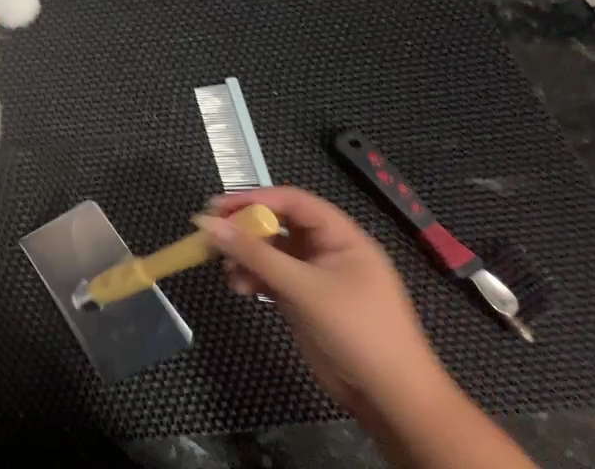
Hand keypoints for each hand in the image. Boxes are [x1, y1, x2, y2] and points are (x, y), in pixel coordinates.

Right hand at [197, 187, 452, 416]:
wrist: (389, 396)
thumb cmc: (358, 332)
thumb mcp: (304, 288)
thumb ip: (254, 253)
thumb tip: (205, 222)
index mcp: (343, 239)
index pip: (294, 202)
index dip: (256, 199)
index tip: (217, 207)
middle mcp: (327, 251)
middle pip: (277, 224)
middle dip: (244, 231)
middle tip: (211, 236)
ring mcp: (314, 275)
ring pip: (268, 251)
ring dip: (244, 257)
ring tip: (228, 272)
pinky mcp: (301, 297)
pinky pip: (268, 275)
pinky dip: (250, 277)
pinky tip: (239, 289)